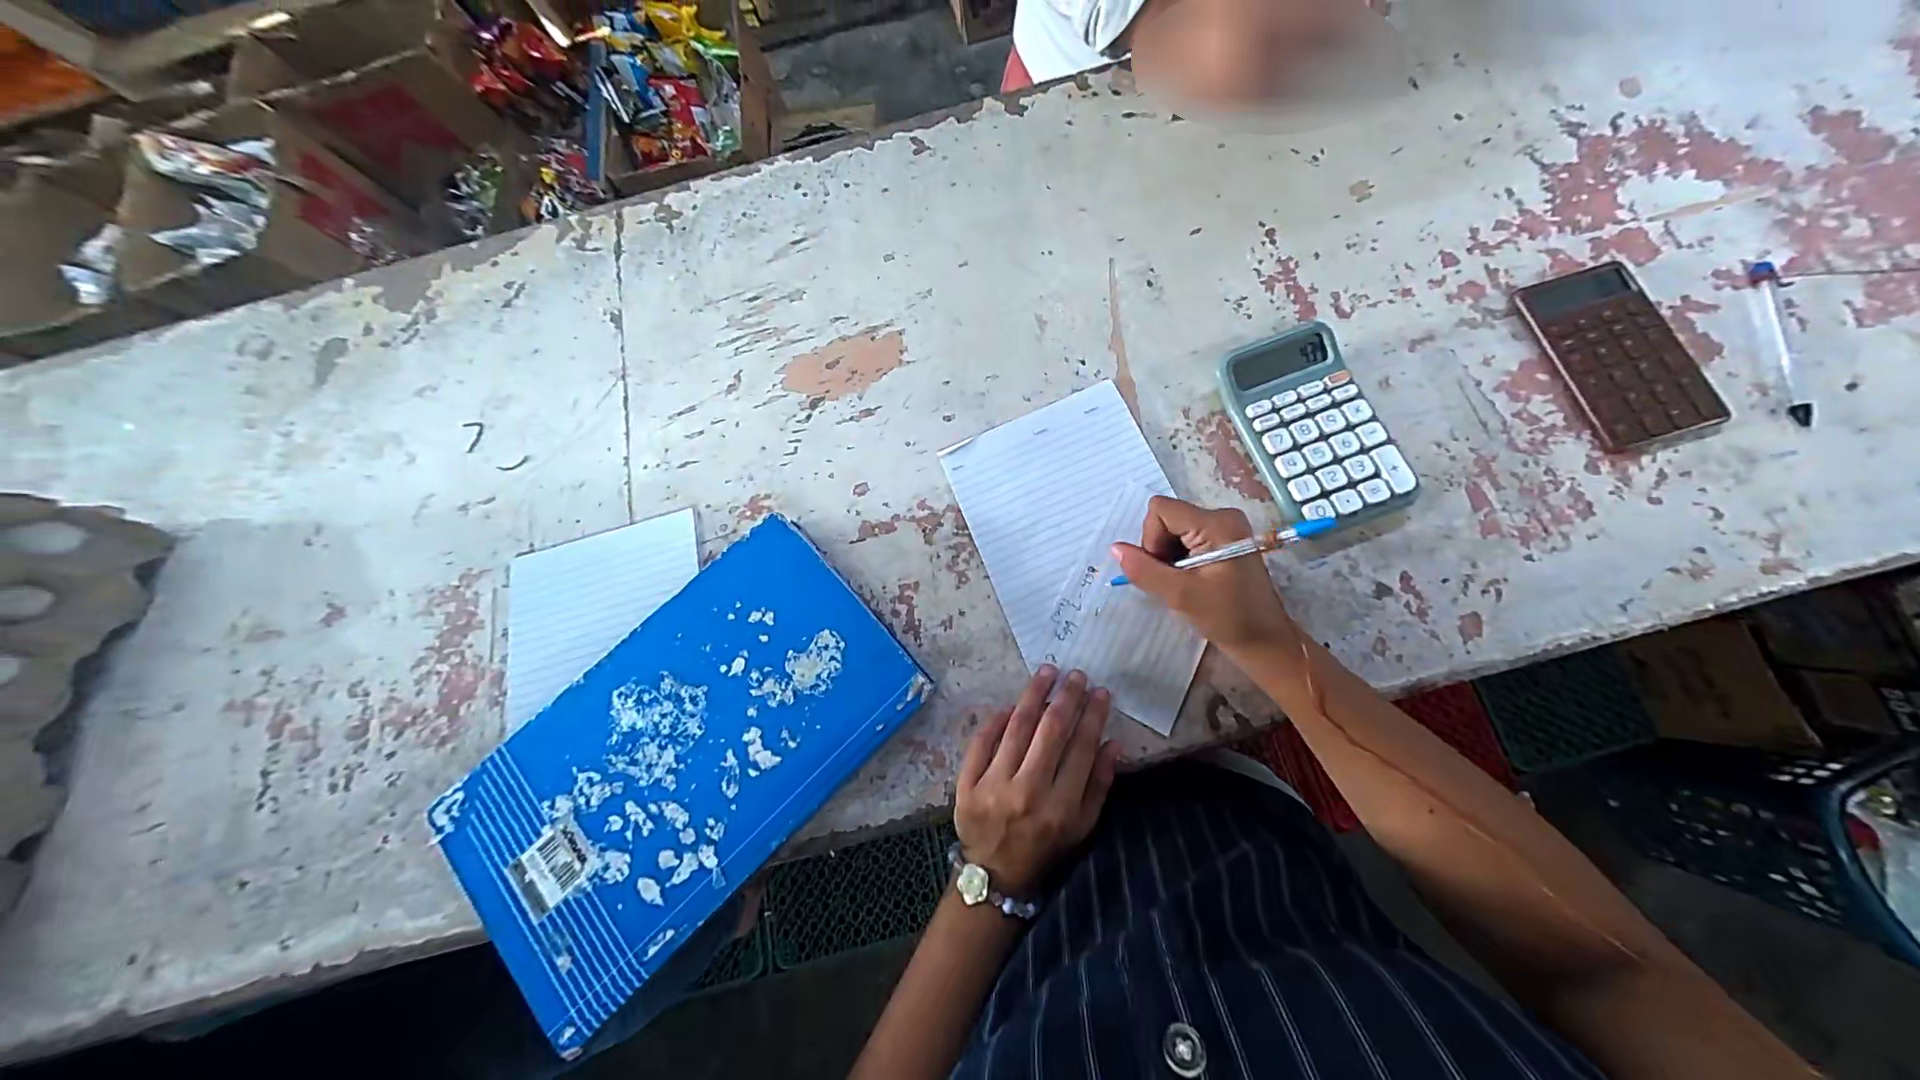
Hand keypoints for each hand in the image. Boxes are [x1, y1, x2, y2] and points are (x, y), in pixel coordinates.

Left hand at [955, 666, 1119, 895]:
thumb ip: (1099, 786)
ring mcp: (993, 786)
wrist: (996, 876)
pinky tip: (1011, 705)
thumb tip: (1113, 743)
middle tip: (1075, 675)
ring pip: (1016, 728)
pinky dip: (997, 720)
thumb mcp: (1082, 827)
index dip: (1093, 716)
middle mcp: (1028, 793)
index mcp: (1061, 807)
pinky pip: (982, 741)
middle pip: (1049, 731)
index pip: (1081, 748)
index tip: (1101, 692)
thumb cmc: (1046, 848)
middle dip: (1066, 697)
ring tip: (1046, 673)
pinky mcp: (967, 784)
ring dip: (1033, 696)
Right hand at [1110, 495, 1298, 654]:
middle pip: (1166, 518)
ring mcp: (1224, 528)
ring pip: (1172, 530)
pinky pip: (1185, 539)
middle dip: (1159, 549)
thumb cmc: (1227, 618)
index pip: (1160, 510)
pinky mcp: (1224, 540)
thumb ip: (1144, 569)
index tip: (1164, 570)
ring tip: (1184, 583)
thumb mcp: (1180, 595)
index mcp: (1217, 523)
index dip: (1151, 539)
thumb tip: (1115, 548)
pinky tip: (1190, 580)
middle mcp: (1222, 516)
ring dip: (1168, 557)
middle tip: (1174, 580)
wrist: (1264, 640)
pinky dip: (1179, 559)